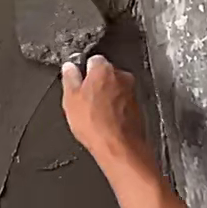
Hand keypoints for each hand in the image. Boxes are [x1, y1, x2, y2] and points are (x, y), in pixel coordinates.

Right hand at [60, 55, 152, 176]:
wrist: (118, 147)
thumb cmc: (96, 124)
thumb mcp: (71, 99)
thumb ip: (70, 79)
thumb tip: (69, 68)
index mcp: (104, 69)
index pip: (92, 60)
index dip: (83, 72)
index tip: (76, 82)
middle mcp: (121, 76)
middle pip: (105, 74)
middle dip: (95, 84)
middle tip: (83, 100)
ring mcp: (131, 92)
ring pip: (114, 89)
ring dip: (106, 98)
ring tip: (93, 115)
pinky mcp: (137, 108)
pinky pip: (122, 103)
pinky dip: (114, 109)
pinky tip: (105, 122)